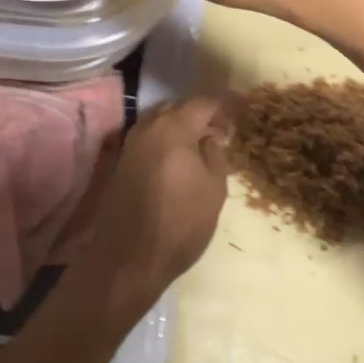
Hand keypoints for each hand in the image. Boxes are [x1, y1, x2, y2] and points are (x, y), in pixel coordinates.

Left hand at [79, 98, 231, 301]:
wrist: (128, 260)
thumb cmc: (180, 224)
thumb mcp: (214, 190)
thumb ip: (215, 155)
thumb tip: (210, 137)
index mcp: (174, 129)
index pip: (203, 103)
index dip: (224, 103)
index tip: (242, 108)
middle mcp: (148, 128)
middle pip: (178, 107)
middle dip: (201, 113)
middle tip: (222, 129)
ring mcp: (130, 144)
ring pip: (160, 121)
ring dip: (181, 125)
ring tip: (201, 144)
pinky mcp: (121, 162)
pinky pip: (148, 138)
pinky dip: (166, 139)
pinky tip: (179, 158)